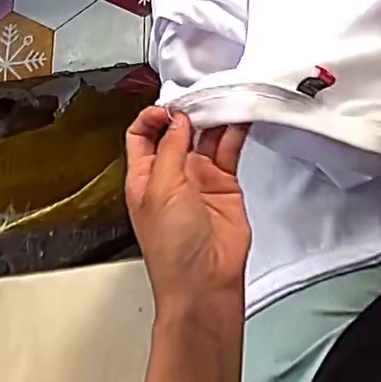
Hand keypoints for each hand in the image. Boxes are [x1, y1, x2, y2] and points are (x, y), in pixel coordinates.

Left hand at [124, 108, 250, 315]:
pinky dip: (234, 132)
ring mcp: (198, 177)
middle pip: (176, 130)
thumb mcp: (161, 189)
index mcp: (144, 175)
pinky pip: (229, 150)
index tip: (169, 108)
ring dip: (213, 118)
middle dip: (187, 111)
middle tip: (200, 98)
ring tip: (222, 101)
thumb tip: (177, 119)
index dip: (152, 116)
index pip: (141, 133)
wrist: (205, 283)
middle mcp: (170, 173)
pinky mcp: (224, 183)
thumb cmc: (172, 250)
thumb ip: (171, 148)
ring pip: (205, 136)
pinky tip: (239, 118)